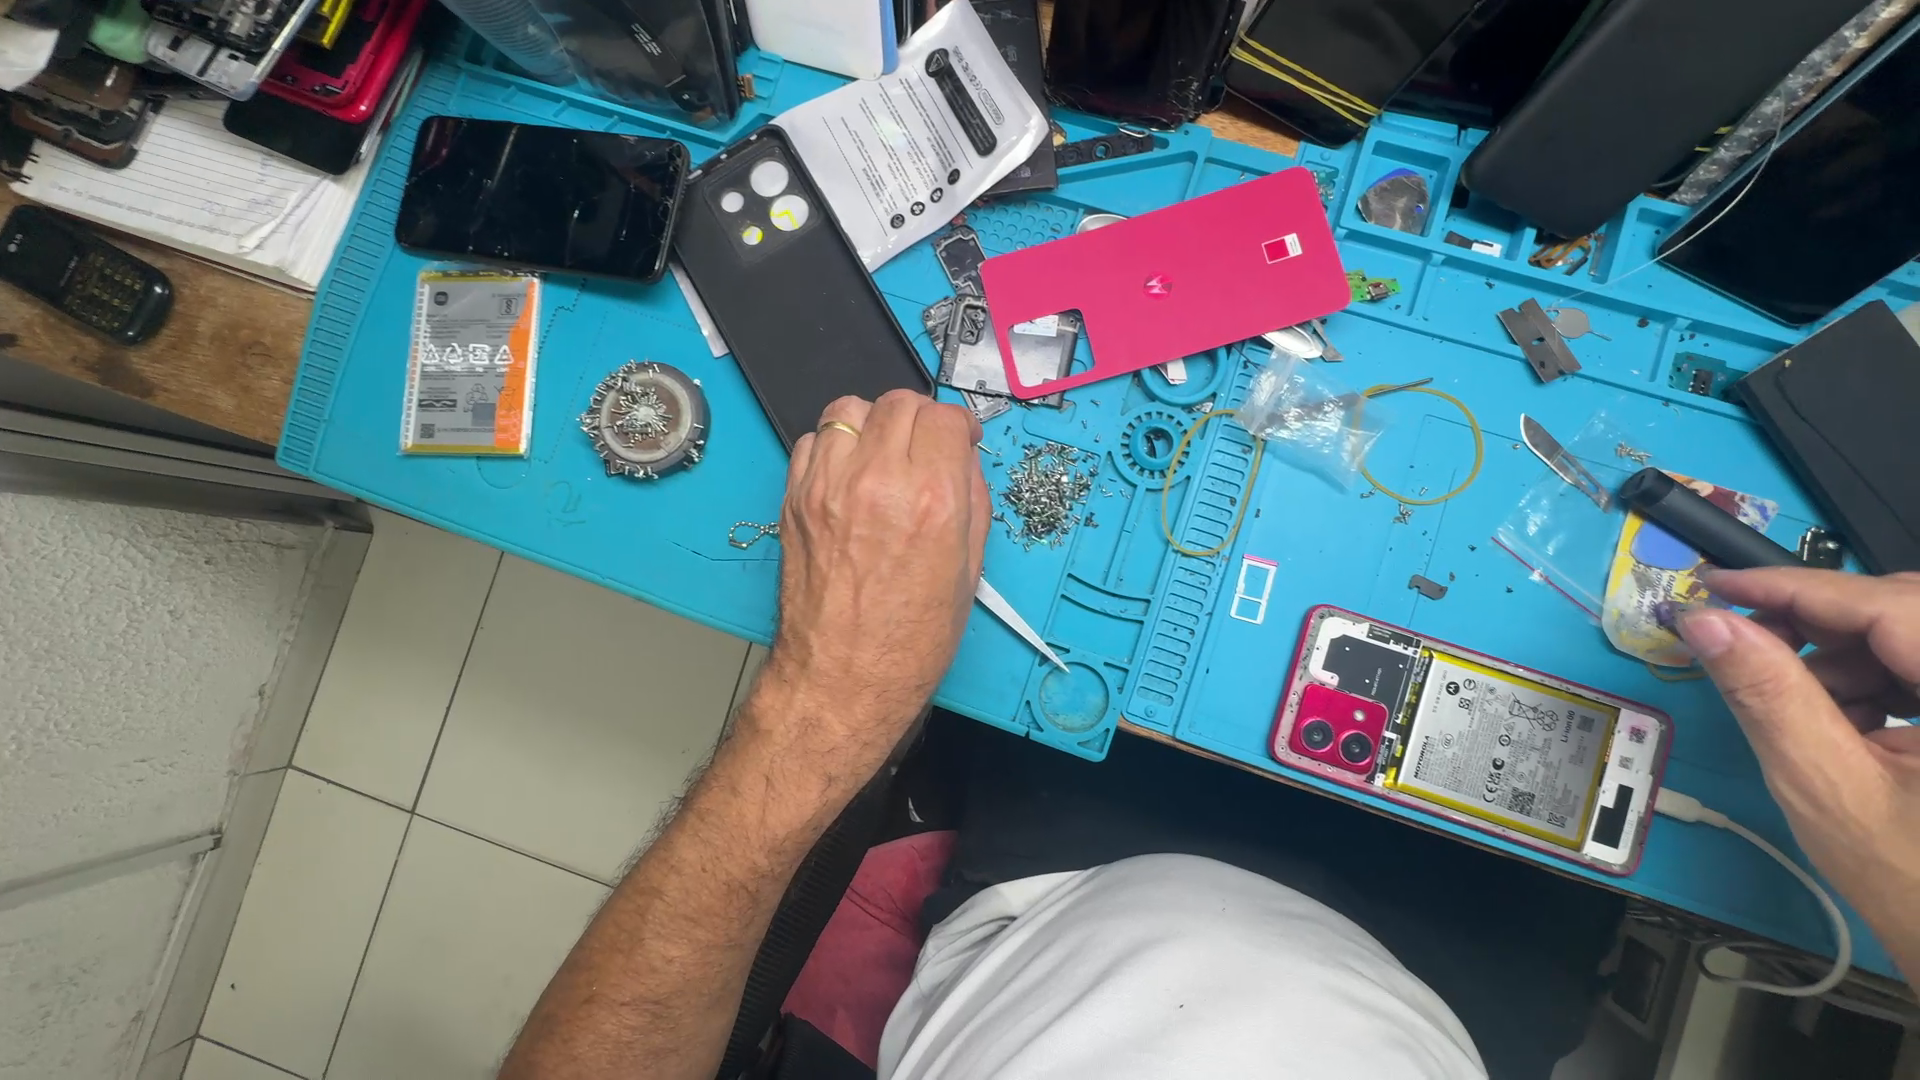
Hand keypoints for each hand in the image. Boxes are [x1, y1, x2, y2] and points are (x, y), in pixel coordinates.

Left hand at [757, 391, 988, 771]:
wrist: (843, 678)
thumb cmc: (915, 639)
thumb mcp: (970, 571)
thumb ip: (969, 500)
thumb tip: (959, 459)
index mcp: (932, 499)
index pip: (945, 417)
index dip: (959, 426)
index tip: (960, 442)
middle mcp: (878, 480)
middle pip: (899, 402)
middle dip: (920, 419)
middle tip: (925, 449)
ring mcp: (828, 486)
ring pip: (849, 408)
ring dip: (874, 423)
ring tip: (883, 456)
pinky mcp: (794, 499)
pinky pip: (813, 440)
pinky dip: (836, 446)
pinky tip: (849, 476)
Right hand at [1677, 569, 1919, 968]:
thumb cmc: (1911, 879)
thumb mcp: (1822, 782)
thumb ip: (1766, 692)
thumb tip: (1704, 620)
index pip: (1892, 607)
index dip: (1796, 587)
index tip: (1716, 584)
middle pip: (1912, 611)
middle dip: (1821, 618)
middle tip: (1742, 639)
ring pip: (1918, 637)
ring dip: (1846, 654)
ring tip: (1798, 701)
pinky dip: (1878, 678)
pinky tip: (1847, 717)